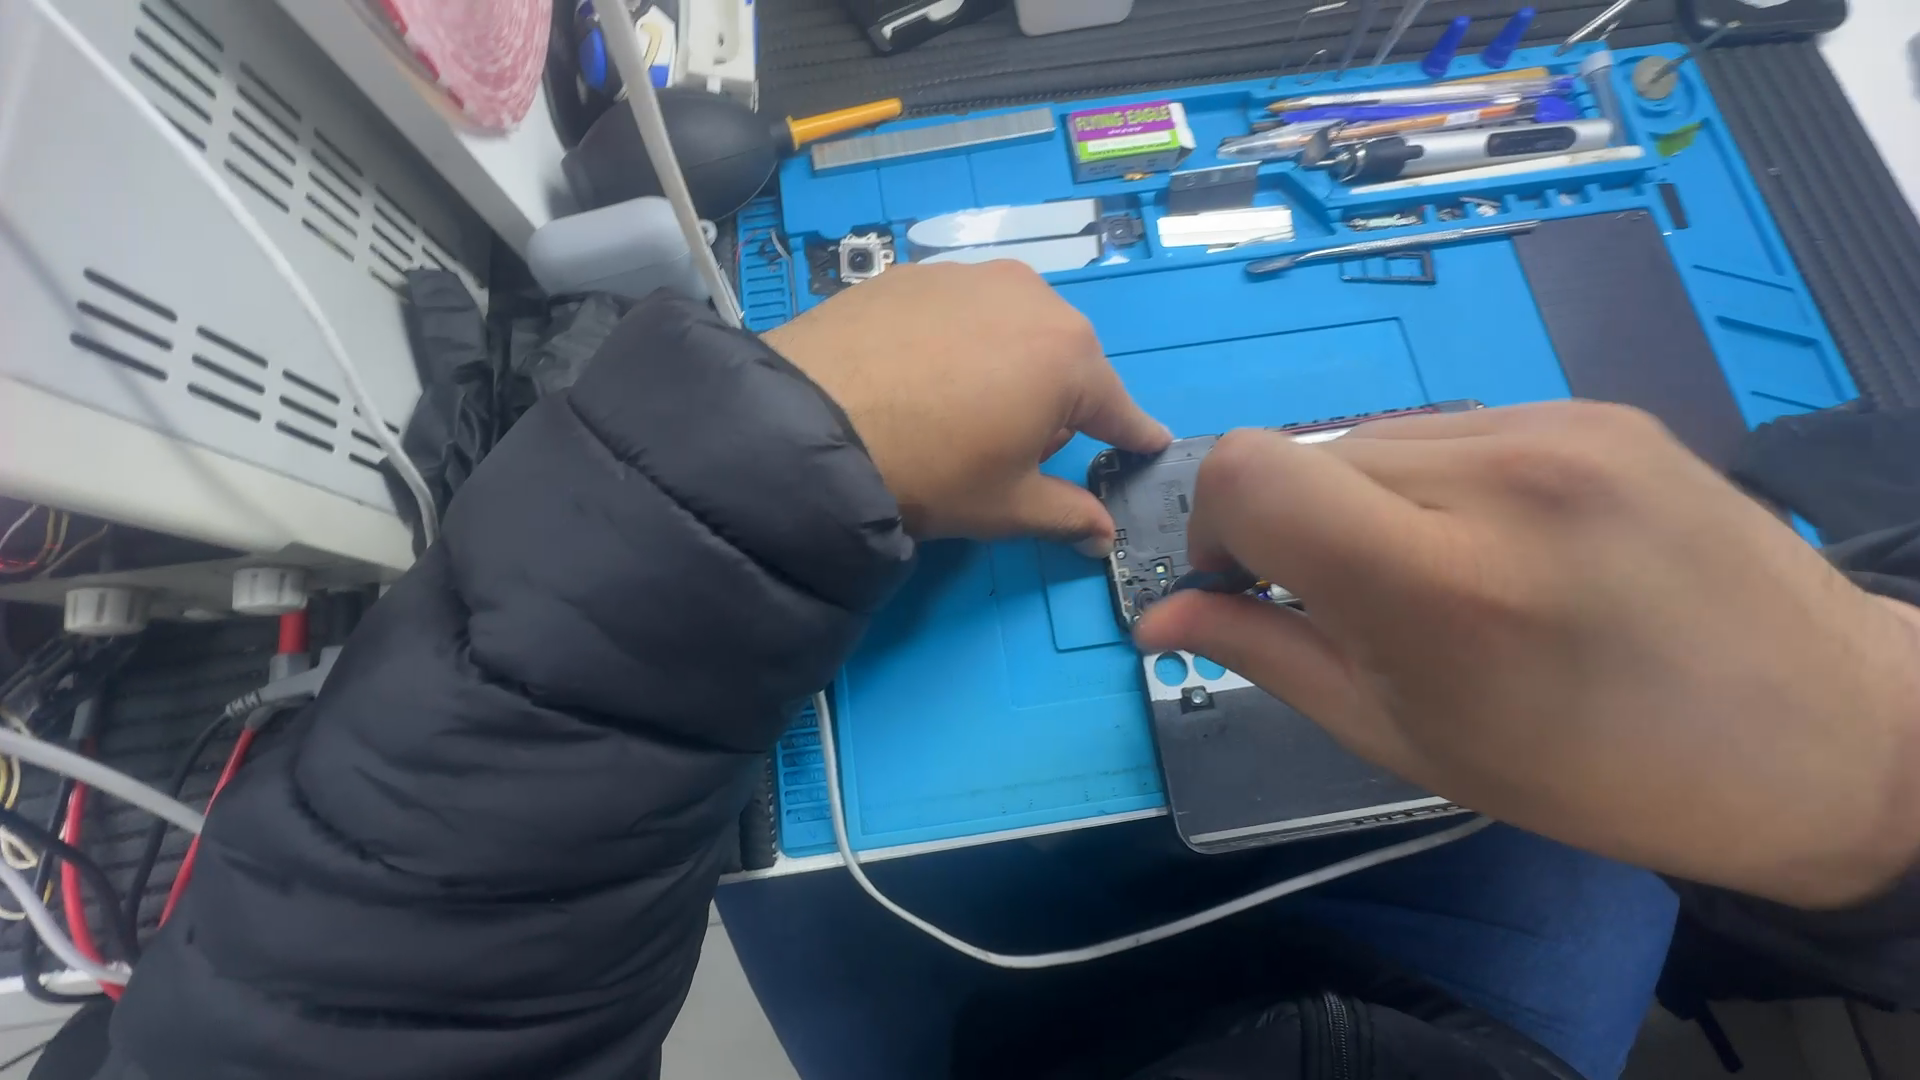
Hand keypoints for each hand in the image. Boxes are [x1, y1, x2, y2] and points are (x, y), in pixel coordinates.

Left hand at [765, 262, 1169, 549]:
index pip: (1117, 407)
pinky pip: (959, 312)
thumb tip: (1104, 535)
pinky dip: (956, 342)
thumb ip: (1067, 516)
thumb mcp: (1005, 506)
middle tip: (1007, 446)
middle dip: (1052, 404)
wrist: (810, 421)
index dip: (1132, 434)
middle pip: (1063, 362)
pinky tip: (917, 376)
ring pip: (1012, 329)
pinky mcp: (915, 271)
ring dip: (1005, 366)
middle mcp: (1031, 299)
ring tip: (956, 409)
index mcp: (1070, 358)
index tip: (1147, 444)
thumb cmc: (930, 470)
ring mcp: (969, 276)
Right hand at [1134, 402, 1919, 906]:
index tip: (1240, 579)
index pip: (1245, 473)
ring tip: (1418, 569)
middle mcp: (1491, 475)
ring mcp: (1550, 427)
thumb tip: (1154, 619)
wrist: (1828, 735)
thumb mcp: (1392, 733)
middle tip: (1331, 595)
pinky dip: (1415, 481)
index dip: (1212, 521)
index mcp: (1435, 581)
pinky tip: (1477, 536)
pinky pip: (1435, 430)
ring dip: (1349, 502)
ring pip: (1360, 438)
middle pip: (1295, 455)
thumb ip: (1257, 654)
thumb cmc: (1583, 769)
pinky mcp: (1586, 408)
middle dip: (1281, 524)